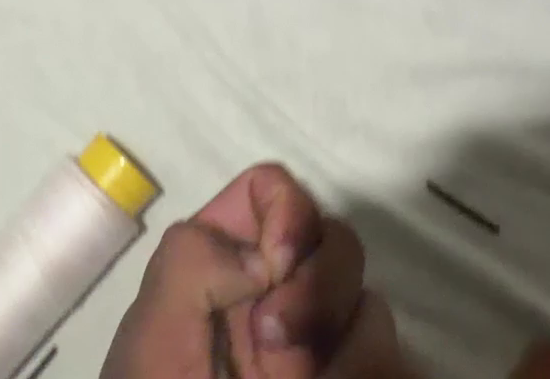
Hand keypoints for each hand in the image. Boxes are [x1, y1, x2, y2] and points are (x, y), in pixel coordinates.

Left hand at [101, 163, 411, 378]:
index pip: (271, 190)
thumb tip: (265, 257)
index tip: (274, 264)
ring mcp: (317, 345)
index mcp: (226, 261)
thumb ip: (189, 265)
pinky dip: (371, 371)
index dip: (286, 210)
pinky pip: (395, 364)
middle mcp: (278, 292)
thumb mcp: (153, 333)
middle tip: (277, 343)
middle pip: (336, 240)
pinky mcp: (346, 375)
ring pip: (372, 310)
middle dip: (320, 286)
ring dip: (351, 352)